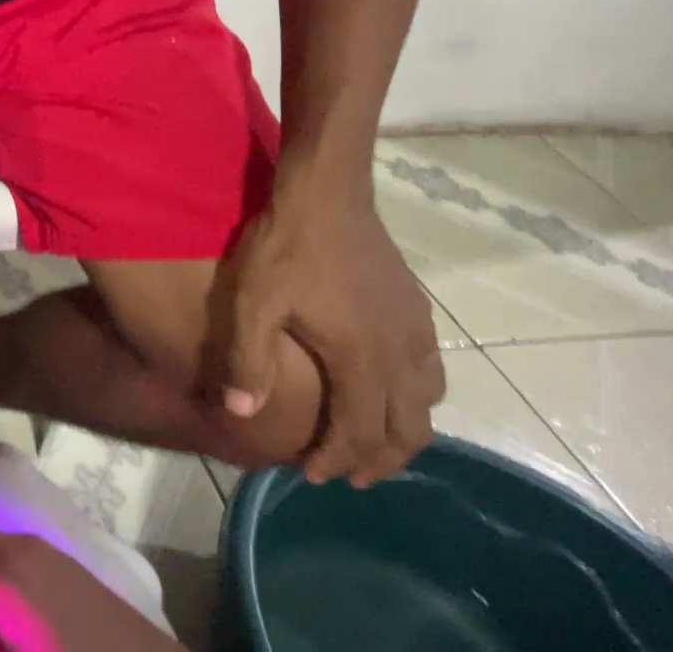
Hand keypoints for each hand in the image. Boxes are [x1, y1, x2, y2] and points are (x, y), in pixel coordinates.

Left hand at [222, 182, 444, 486]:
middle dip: (377, 460)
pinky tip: (388, 390)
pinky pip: (431, 371)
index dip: (337, 461)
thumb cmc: (283, 250)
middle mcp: (401, 355)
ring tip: (370, 443)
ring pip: (427, 404)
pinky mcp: (417, 308)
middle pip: (405, 430)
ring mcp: (416, 331)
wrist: (326, 195)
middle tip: (348, 476)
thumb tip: (241, 414)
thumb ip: (248, 359)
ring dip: (401, 432)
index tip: (311, 476)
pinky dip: (414, 398)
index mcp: (362, 361)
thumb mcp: (253, 303)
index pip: (358, 432)